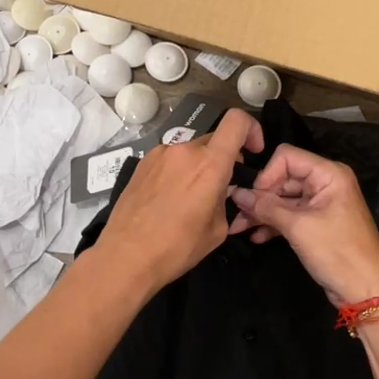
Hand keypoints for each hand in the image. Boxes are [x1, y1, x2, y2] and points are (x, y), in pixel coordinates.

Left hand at [92, 109, 263, 292]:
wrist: (125, 257)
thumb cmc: (176, 248)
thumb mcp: (217, 230)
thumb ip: (225, 199)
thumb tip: (220, 190)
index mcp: (209, 164)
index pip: (236, 121)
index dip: (251, 129)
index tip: (253, 150)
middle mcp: (185, 150)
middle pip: (214, 141)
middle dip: (222, 160)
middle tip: (218, 190)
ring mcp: (160, 154)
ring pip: (191, 152)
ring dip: (198, 168)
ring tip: (188, 200)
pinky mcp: (142, 163)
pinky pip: (170, 160)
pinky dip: (177, 172)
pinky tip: (167, 199)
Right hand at [227, 144, 378, 306]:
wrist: (368, 291)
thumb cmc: (337, 252)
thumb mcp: (298, 227)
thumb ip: (266, 207)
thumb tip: (236, 194)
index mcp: (328, 173)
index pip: (287, 157)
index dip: (267, 175)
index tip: (252, 198)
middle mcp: (326, 182)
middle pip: (284, 178)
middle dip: (260, 197)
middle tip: (236, 215)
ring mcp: (322, 204)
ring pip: (284, 199)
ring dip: (263, 213)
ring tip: (239, 228)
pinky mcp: (318, 223)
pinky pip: (291, 215)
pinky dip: (274, 224)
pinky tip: (257, 236)